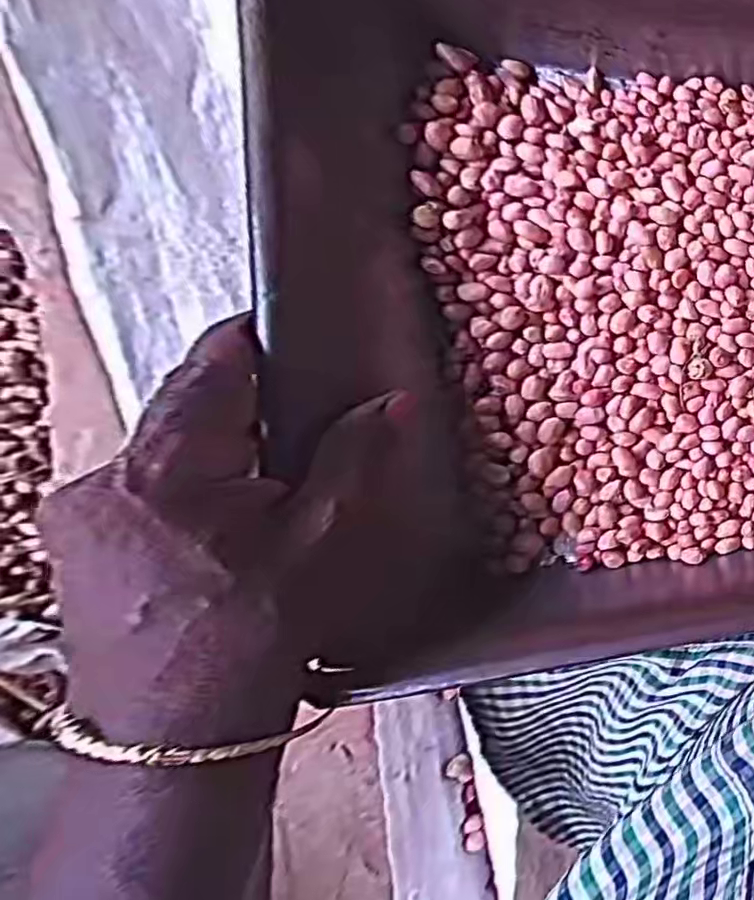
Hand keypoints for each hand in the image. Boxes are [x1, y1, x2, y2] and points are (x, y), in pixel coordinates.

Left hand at [38, 316, 413, 744]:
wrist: (177, 720)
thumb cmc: (260, 622)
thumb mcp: (326, 532)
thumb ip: (352, 455)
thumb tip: (390, 399)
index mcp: (169, 471)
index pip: (209, 372)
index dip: (247, 340)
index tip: (277, 322)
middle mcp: (106, 481)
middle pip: (187, 411)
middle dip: (248, 406)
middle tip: (307, 417)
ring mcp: (78, 514)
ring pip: (167, 451)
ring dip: (223, 450)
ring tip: (277, 480)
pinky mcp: (74, 542)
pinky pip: (146, 486)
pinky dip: (196, 483)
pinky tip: (236, 518)